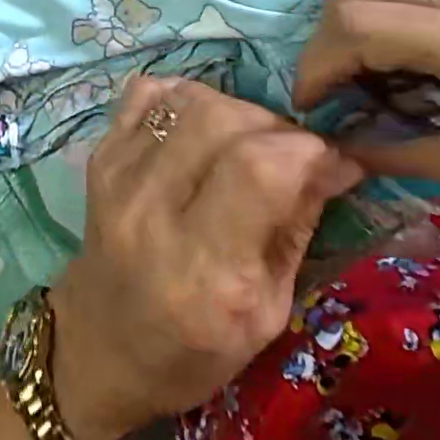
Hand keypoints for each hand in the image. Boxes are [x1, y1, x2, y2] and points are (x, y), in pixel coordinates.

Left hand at [48, 76, 360, 439]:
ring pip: (185, 98)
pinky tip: (197, 127)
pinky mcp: (99, 154)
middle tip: (287, 151)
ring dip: (231, 108)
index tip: (327, 158)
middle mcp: (151, 208)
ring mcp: (116, 173)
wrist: (102, 340)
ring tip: (244, 140)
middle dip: (271, 124)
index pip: (256, 169)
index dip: (304, 148)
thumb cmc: (194, 347)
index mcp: (203, 267)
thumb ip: (299, 225)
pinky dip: (182, 97)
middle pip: (219, 118)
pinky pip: (145, 92)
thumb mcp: (268, 311)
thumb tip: (339, 158)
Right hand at [292, 0, 439, 252]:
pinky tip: (427, 71)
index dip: (316, 65)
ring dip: (360, 31)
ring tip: (383, 88)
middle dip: (326, 43)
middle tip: (340, 97)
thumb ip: (409, 154)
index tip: (311, 110)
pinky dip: (397, 23)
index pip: (357, 23)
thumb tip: (337, 147)